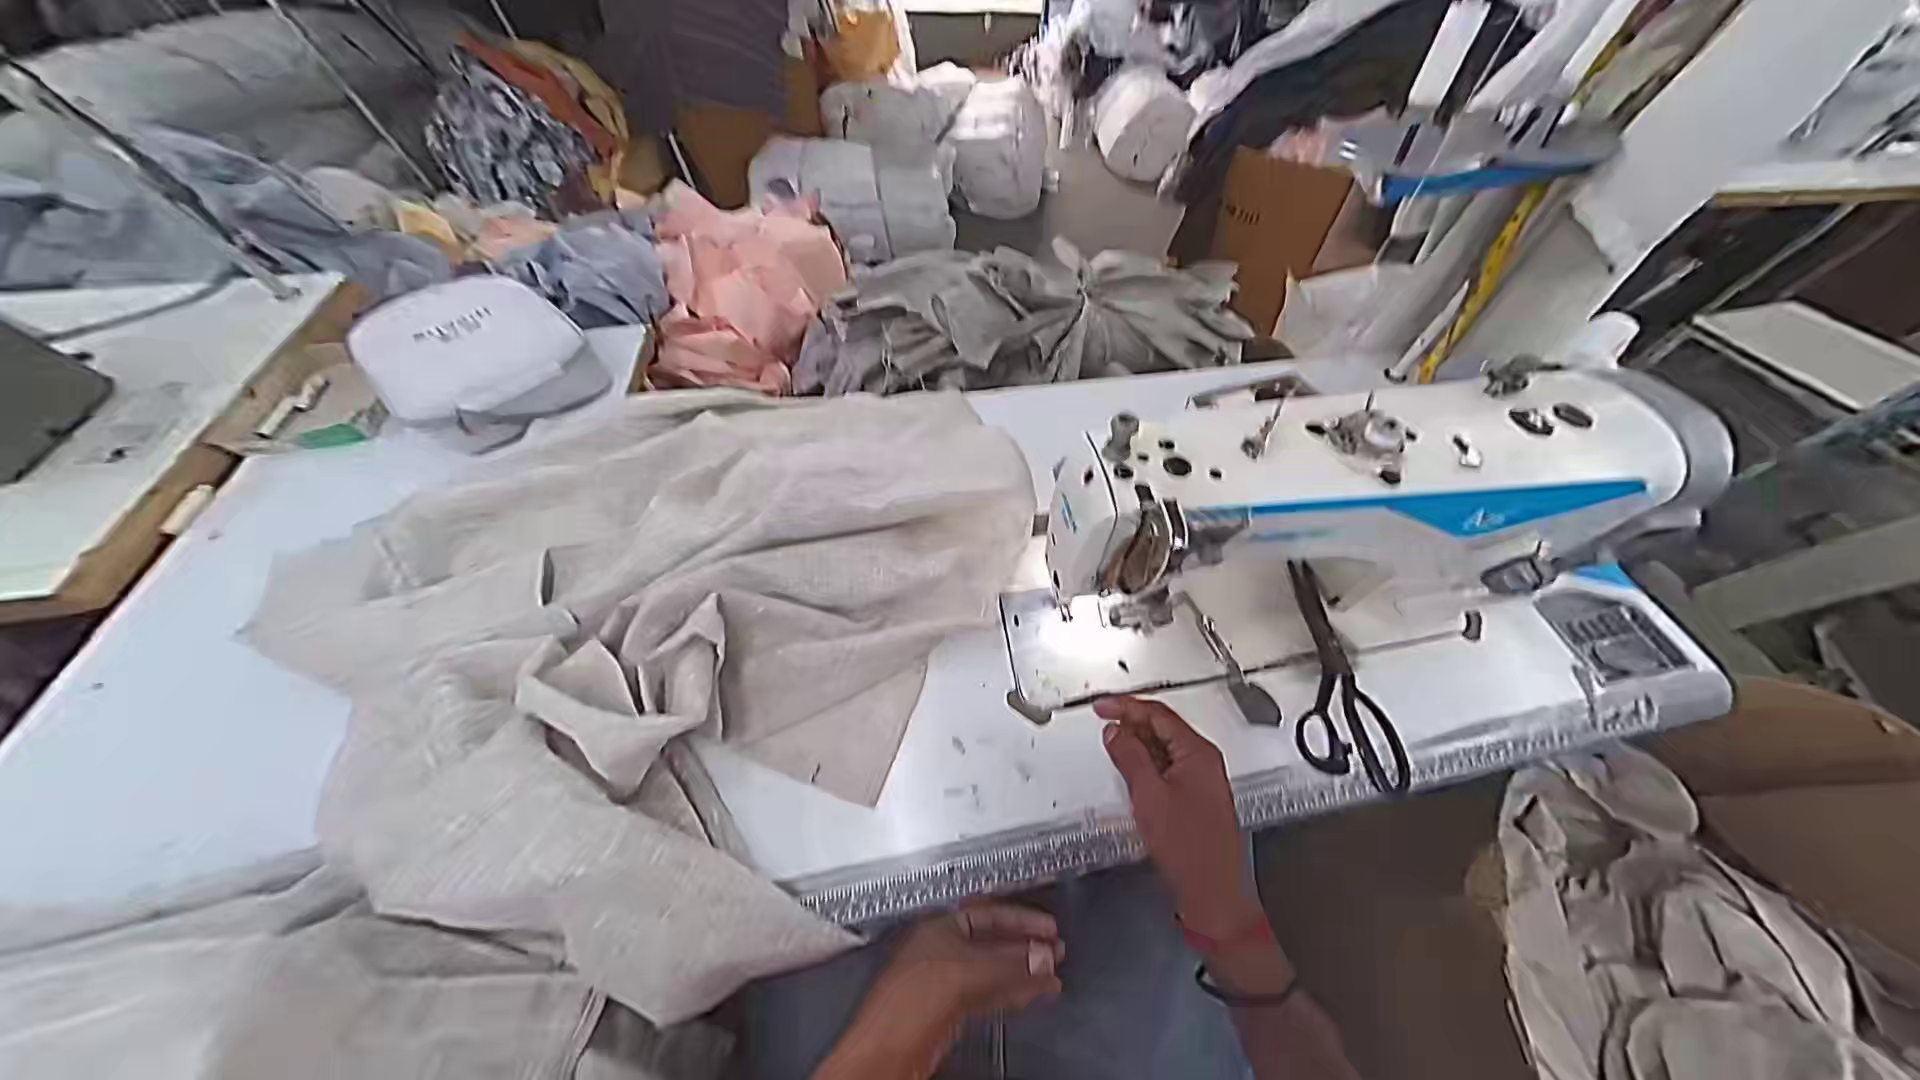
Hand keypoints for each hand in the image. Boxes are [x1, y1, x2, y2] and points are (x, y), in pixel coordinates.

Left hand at [813, 903, 1062, 1079]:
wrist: (885, 1055)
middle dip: (1026, 946)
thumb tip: (1048, 955)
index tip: (1051, 927)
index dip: (1020, 918)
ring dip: (1025, 972)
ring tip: (1056, 977)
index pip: (989, 913)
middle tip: (1060, 951)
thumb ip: (1009, 964)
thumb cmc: (918, 997)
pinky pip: (990, 994)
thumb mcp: (966, 972)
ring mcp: (949, 980)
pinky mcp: (953, 1011)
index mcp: (941, 925)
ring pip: (995, 970)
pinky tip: (1036, 994)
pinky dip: (1014, 992)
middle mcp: (945, 947)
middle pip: (994, 942)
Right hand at [1097, 696, 1262, 938]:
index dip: (1126, 706)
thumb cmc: (1189, 848)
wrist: (1213, 895)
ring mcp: (1200, 780)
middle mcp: (1203, 761)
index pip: (1158, 713)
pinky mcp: (1194, 797)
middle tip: (1104, 723)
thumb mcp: (1149, 795)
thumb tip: (1115, 731)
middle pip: (1163, 727)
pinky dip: (1144, 762)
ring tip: (1111, 746)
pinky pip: (1166, 766)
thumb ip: (1129, 756)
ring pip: (1163, 747)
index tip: (1102, 707)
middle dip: (1131, 722)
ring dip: (1136, 743)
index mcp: (1198, 752)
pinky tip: (1129, 771)